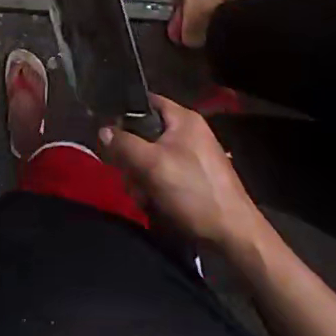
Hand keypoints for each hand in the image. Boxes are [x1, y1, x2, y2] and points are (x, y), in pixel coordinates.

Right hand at [100, 96, 261, 251]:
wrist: (232, 232)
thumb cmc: (193, 190)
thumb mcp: (152, 165)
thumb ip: (125, 144)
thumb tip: (103, 130)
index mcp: (184, 119)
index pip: (148, 102)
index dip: (125, 114)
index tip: (110, 135)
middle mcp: (189, 133)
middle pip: (145, 135)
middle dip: (133, 159)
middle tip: (132, 178)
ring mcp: (193, 157)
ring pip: (151, 159)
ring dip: (142, 179)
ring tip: (146, 198)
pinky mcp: (194, 179)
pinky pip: (164, 176)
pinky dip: (156, 189)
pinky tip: (155, 206)